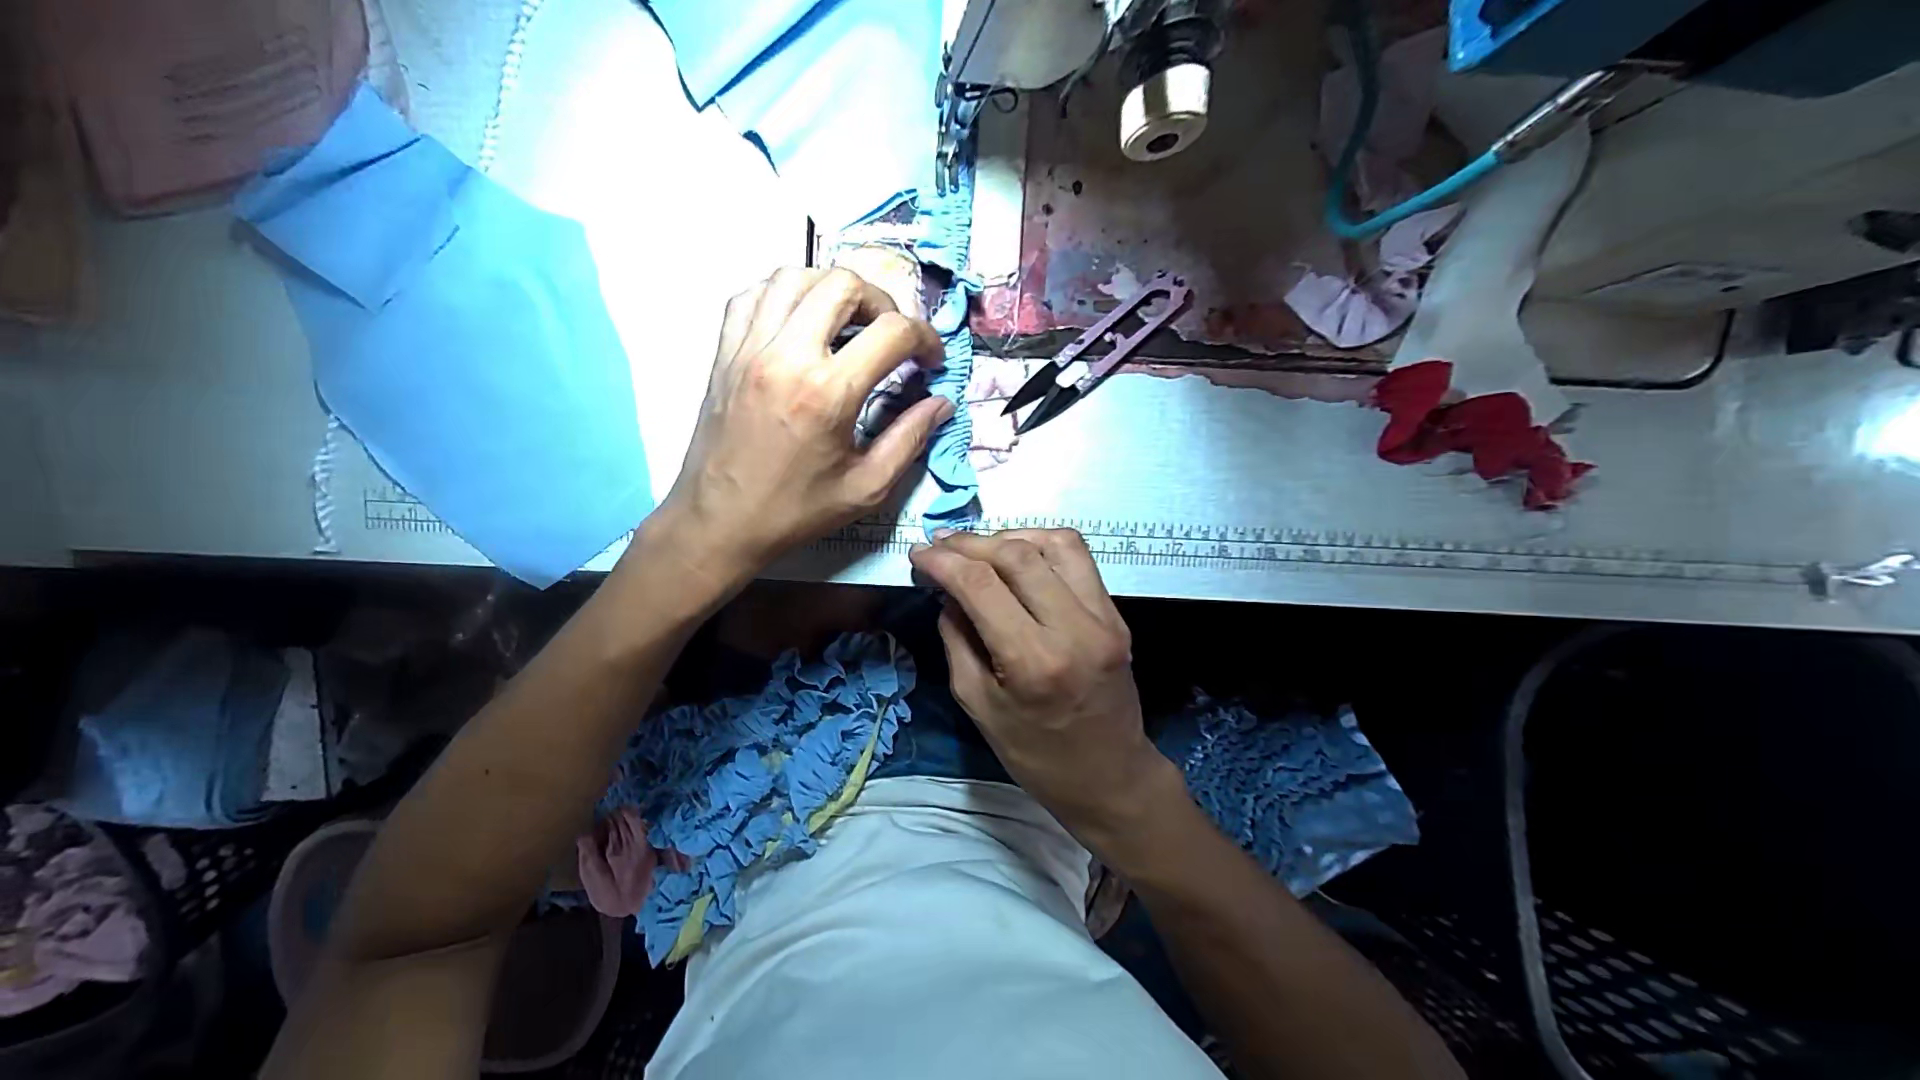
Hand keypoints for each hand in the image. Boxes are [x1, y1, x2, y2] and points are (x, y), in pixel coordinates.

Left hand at [659, 267, 949, 580]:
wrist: (718, 523)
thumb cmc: (794, 511)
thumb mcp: (866, 488)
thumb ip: (909, 439)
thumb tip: (941, 403)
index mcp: (827, 392)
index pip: (892, 331)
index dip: (926, 339)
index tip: (930, 361)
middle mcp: (786, 355)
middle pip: (843, 284)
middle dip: (882, 303)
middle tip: (890, 338)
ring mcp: (748, 347)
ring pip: (796, 276)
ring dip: (832, 290)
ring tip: (848, 324)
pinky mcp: (724, 351)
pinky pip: (754, 295)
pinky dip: (785, 295)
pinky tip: (801, 324)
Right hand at [908, 529, 1181, 853]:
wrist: (1109, 776)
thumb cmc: (1035, 754)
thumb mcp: (978, 704)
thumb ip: (958, 640)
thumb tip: (948, 590)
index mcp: (1034, 662)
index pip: (981, 586)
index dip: (944, 562)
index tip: (918, 554)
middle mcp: (1074, 629)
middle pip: (1017, 556)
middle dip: (970, 544)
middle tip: (941, 546)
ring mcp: (1104, 618)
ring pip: (1055, 544)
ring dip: (1009, 537)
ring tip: (978, 549)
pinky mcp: (1116, 615)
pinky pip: (1079, 559)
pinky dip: (1042, 547)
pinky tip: (1017, 557)